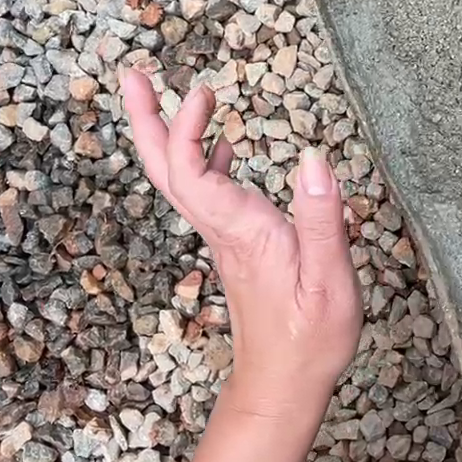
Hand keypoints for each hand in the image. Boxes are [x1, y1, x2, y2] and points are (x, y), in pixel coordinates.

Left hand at [117, 66, 363, 424]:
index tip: (201, 92)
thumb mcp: (330, 280)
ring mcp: (224, 238)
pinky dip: (201, 159)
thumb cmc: (310, 339)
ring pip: (180, 180)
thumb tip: (315, 159)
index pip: (190, 172)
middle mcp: (222, 230)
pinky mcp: (235, 245)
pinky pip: (205, 193)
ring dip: (167, 135)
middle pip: (167, 170)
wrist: (284, 384)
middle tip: (131, 76)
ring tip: (165, 96)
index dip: (184, 129)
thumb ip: (323, 219)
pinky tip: (220, 145)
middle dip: (147, 121)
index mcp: (241, 232)